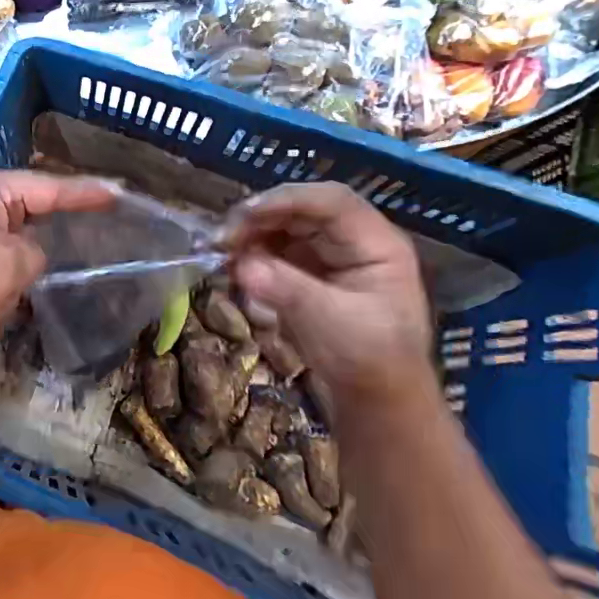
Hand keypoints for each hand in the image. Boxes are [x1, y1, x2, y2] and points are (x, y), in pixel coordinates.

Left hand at [0, 169, 116, 351]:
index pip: (51, 187)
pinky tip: (5, 294)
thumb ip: (38, 253)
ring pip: (11, 237)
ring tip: (41, 275)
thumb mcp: (11, 269)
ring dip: (23, 262)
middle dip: (53, 230)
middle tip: (95, 230)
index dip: (88, 193)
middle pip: (31, 208)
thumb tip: (31, 254)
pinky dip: (2, 272)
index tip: (120, 192)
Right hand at [225, 183, 434, 408]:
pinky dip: (253, 252)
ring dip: (251, 233)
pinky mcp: (310, 268)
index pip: (331, 201)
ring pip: (284, 224)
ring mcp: (330, 252)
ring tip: (221, 252)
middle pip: (302, 209)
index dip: (287, 199)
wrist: (378, 398)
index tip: (246, 213)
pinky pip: (277, 246)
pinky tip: (232, 264)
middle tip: (222, 238)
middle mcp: (353, 238)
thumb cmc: (368, 359)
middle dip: (260, 217)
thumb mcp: (330, 325)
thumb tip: (242, 265)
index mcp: (376, 243)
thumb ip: (287, 290)